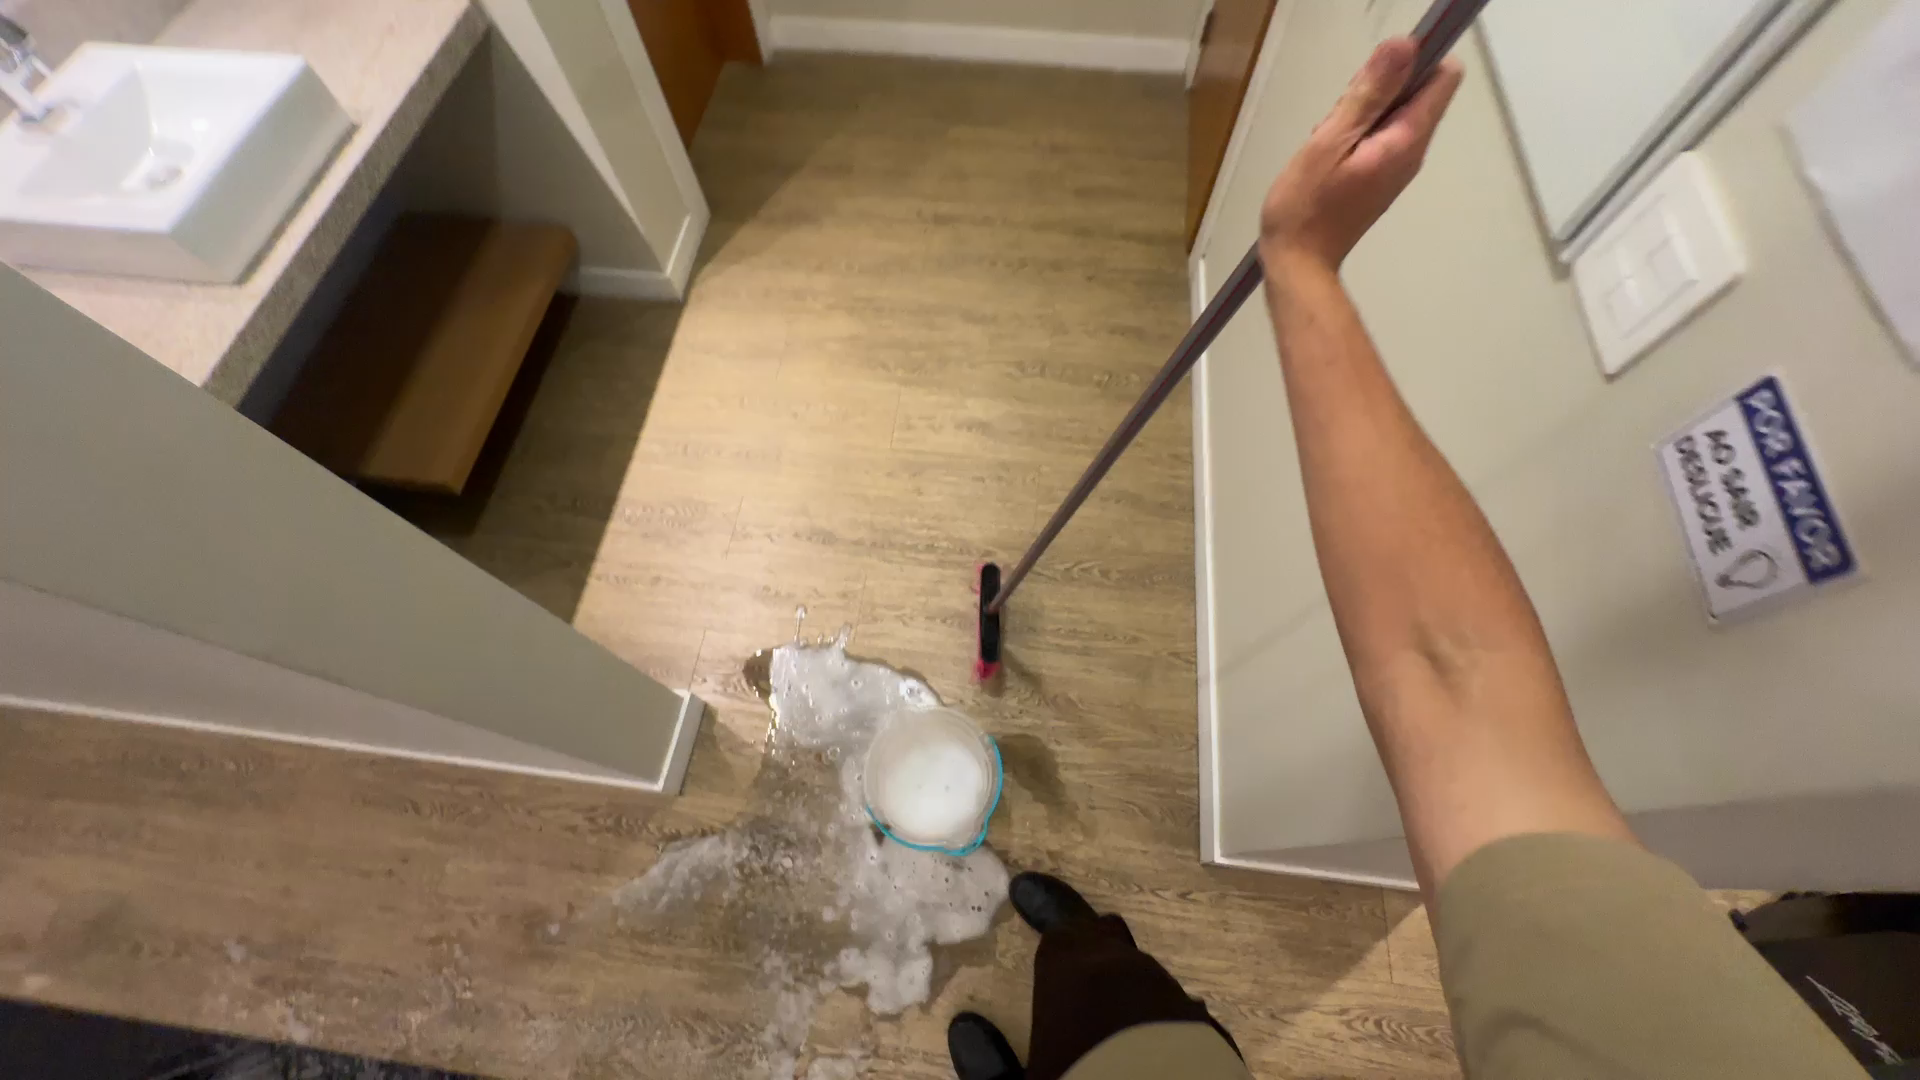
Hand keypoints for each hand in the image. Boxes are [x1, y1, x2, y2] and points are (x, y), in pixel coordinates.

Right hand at [1258, 38, 1463, 273]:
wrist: (1297, 265)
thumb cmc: (1304, 208)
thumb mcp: (1328, 143)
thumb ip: (1367, 95)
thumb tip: (1404, 46)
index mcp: (1406, 140)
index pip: (1443, 75)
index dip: (1412, 63)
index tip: (1370, 82)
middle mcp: (1412, 153)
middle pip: (1417, 94)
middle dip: (1380, 92)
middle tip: (1337, 120)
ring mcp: (1397, 171)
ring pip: (1395, 118)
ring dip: (1362, 117)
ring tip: (1327, 143)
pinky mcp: (1380, 183)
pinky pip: (1379, 141)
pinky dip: (1356, 139)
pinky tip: (1328, 160)